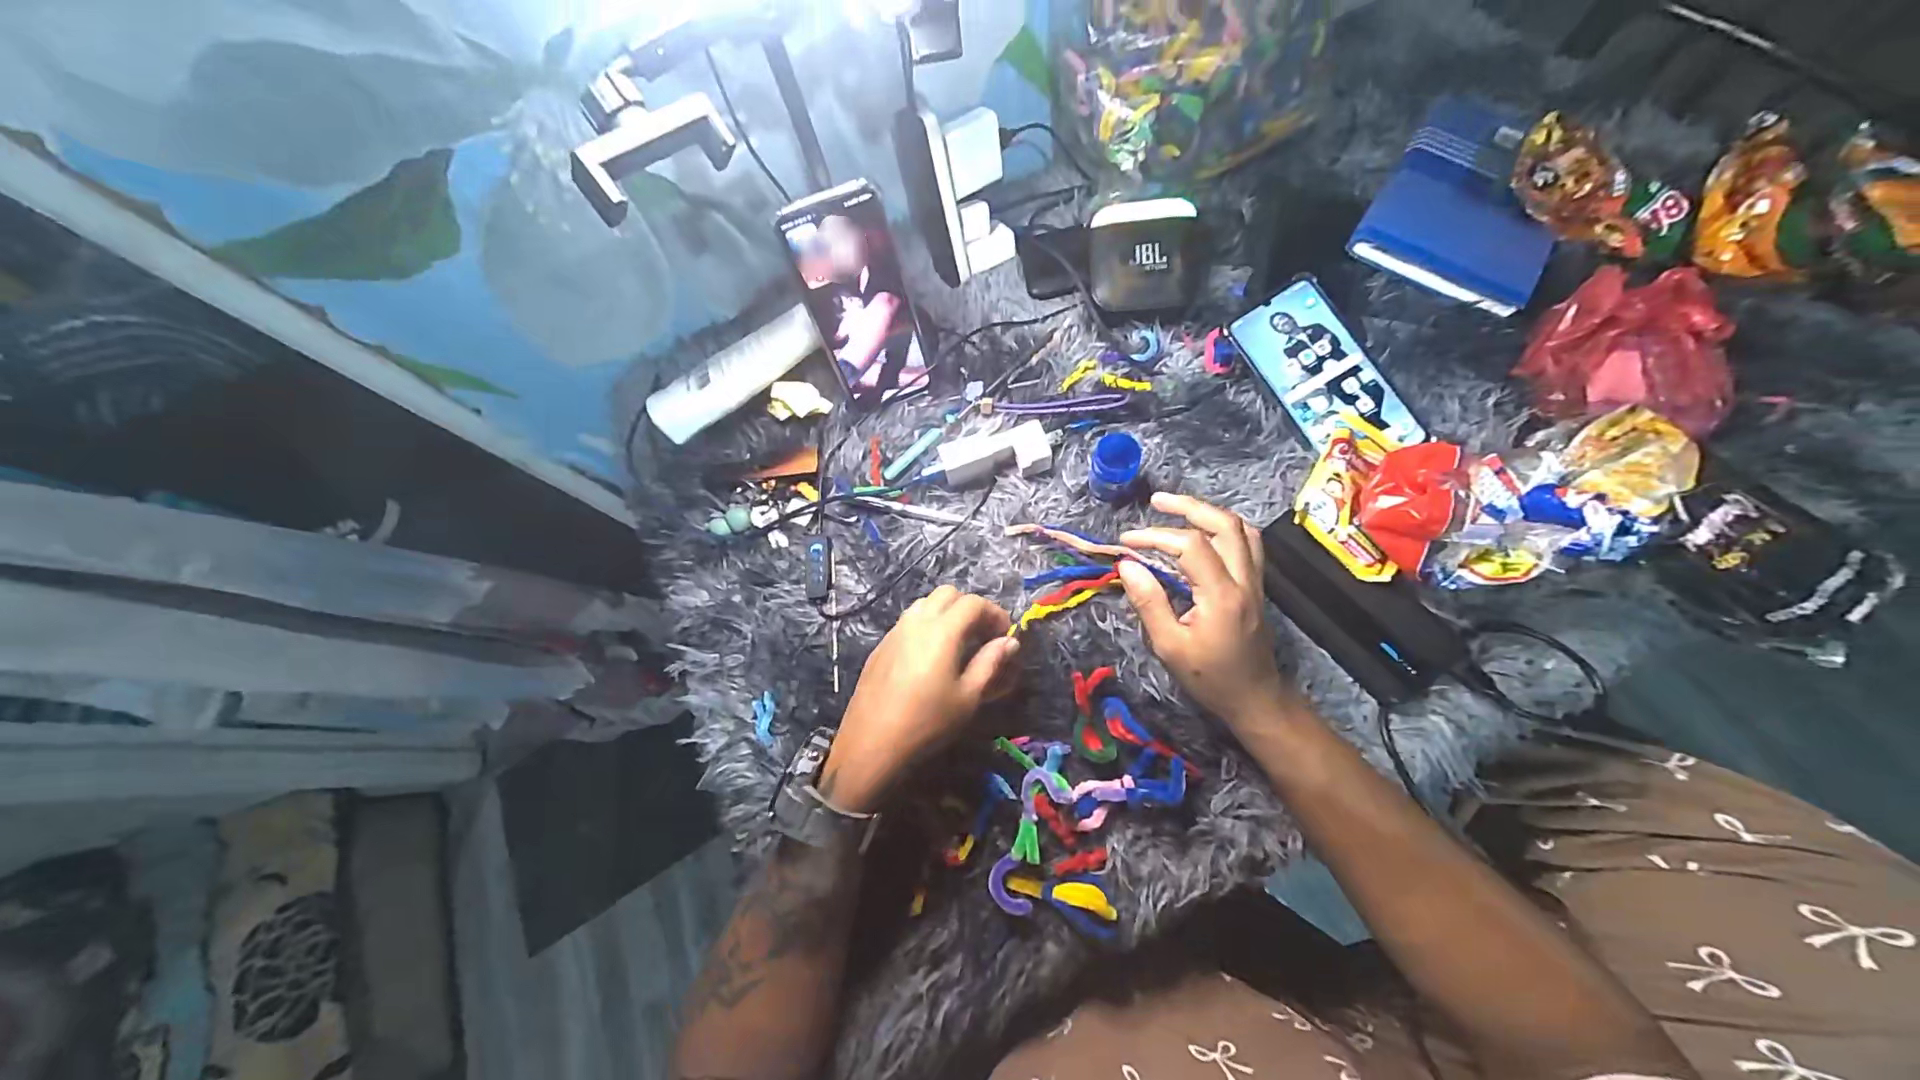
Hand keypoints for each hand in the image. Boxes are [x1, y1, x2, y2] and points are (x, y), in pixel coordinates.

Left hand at [822, 586, 1020, 812]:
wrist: (871, 742)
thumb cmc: (927, 722)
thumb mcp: (967, 697)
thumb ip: (990, 663)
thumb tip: (1009, 641)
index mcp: (942, 630)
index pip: (973, 603)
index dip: (994, 613)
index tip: (1005, 635)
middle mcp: (917, 621)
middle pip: (948, 594)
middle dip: (970, 608)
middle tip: (983, 636)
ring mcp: (895, 631)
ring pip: (925, 604)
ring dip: (947, 613)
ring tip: (959, 643)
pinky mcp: (881, 646)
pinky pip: (909, 621)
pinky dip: (927, 624)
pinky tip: (931, 656)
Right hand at [1116, 492, 1292, 725]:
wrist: (1255, 697)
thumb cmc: (1209, 677)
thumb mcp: (1169, 646)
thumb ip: (1149, 602)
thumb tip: (1127, 565)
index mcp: (1221, 595)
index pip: (1190, 545)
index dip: (1155, 537)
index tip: (1127, 544)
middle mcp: (1244, 580)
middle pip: (1224, 524)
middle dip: (1188, 507)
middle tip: (1156, 503)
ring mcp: (1255, 581)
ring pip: (1240, 529)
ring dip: (1209, 513)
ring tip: (1178, 509)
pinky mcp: (1257, 585)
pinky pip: (1248, 543)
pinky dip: (1224, 528)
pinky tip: (1204, 530)